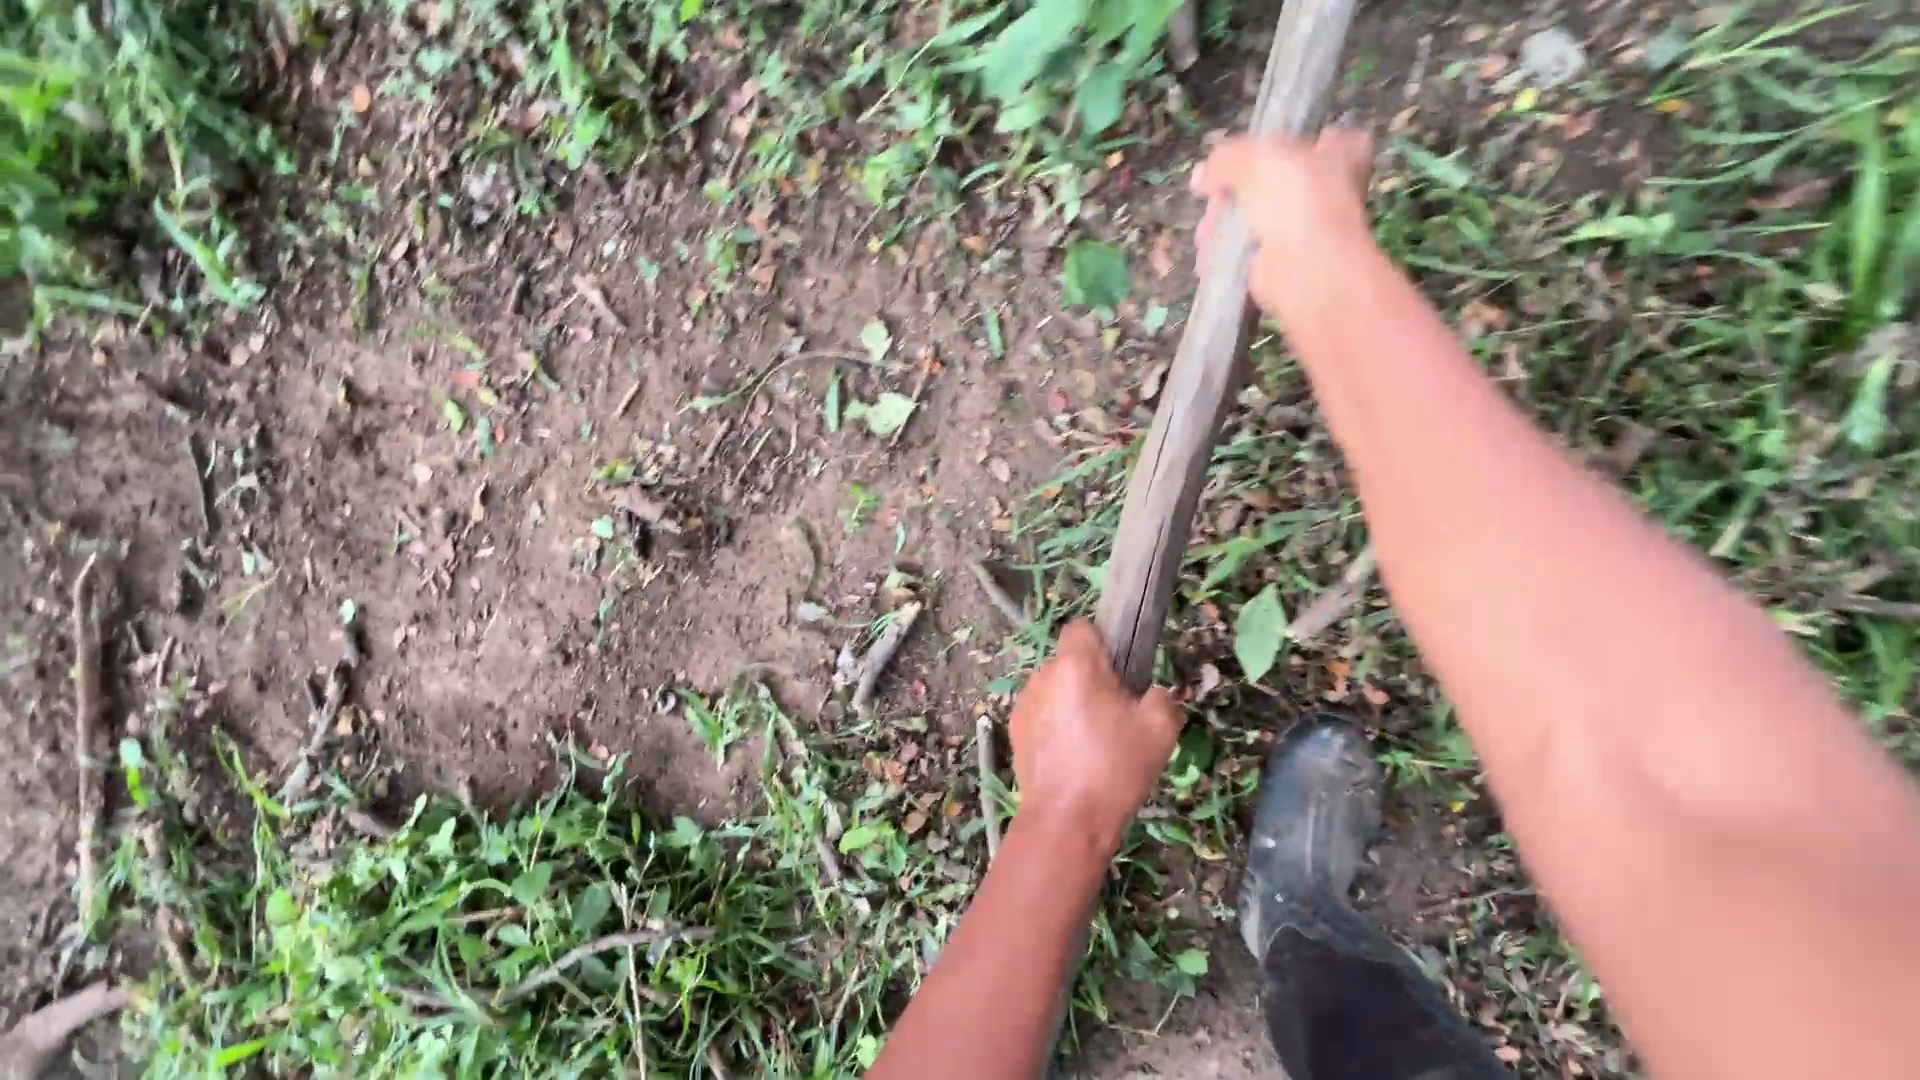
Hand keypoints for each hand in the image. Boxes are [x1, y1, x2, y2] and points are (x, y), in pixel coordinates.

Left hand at [1007, 621, 1183, 849]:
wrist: (1067, 820)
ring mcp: (1024, 703)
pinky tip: (1072, 755)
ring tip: (1093, 739)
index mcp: (1075, 665)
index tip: (1121, 670)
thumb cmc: (1114, 768)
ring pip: (1055, 688)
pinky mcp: (1015, 729)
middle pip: (1070, 661)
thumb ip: (1161, 695)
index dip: (1104, 642)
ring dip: (1072, 701)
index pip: (1083, 627)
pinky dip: (1055, 723)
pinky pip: (1042, 712)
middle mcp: (1043, 675)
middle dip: (1091, 677)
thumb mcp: (1160, 729)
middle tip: (1115, 712)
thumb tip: (1151, 692)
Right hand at [1190, 130, 1376, 318]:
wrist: (1304, 266)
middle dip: (1232, 194)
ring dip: (1221, 228)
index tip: (1254, 155)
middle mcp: (1326, 192)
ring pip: (1251, 220)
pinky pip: (1244, 252)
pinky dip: (1223, 254)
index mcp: (1341, 155)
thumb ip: (1225, 158)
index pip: (1317, 138)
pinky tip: (1210, 254)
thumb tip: (1201, 176)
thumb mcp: (1256, 158)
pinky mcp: (1279, 264)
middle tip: (1216, 202)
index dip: (1283, 144)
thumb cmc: (1294, 199)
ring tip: (1208, 235)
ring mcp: (1303, 231)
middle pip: (1267, 183)